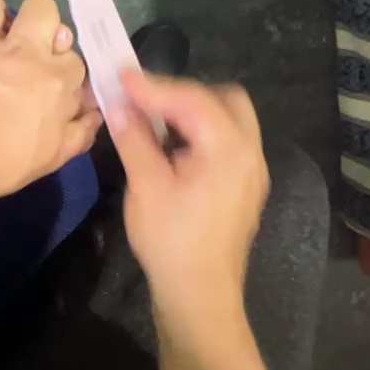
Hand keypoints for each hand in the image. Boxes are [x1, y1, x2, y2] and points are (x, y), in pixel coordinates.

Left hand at [0, 0, 101, 207]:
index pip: (74, 57)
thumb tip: (94, 114)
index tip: (55, 83)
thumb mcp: (55, 156)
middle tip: (28, 45)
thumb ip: (80, 131)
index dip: (65, 69)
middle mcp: (22, 53)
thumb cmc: (5, 164)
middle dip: (40, 21)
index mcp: (55, 78)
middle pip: (42, 8)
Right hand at [112, 70, 268, 345]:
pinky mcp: (243, 185)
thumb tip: (119, 105)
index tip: (119, 75)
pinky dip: (199, 132)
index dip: (152, 85)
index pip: (191, 99)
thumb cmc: (170, 240)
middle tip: (143, 100)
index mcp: (229, 149)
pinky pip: (226, 141)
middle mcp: (250, 152)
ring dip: (191, 112)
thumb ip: (135, 139)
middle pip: (223, 100)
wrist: (199, 293)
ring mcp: (251, 170)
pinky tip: (170, 148)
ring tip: (153, 122)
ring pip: (228, 119)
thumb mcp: (146, 186)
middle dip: (182, 93)